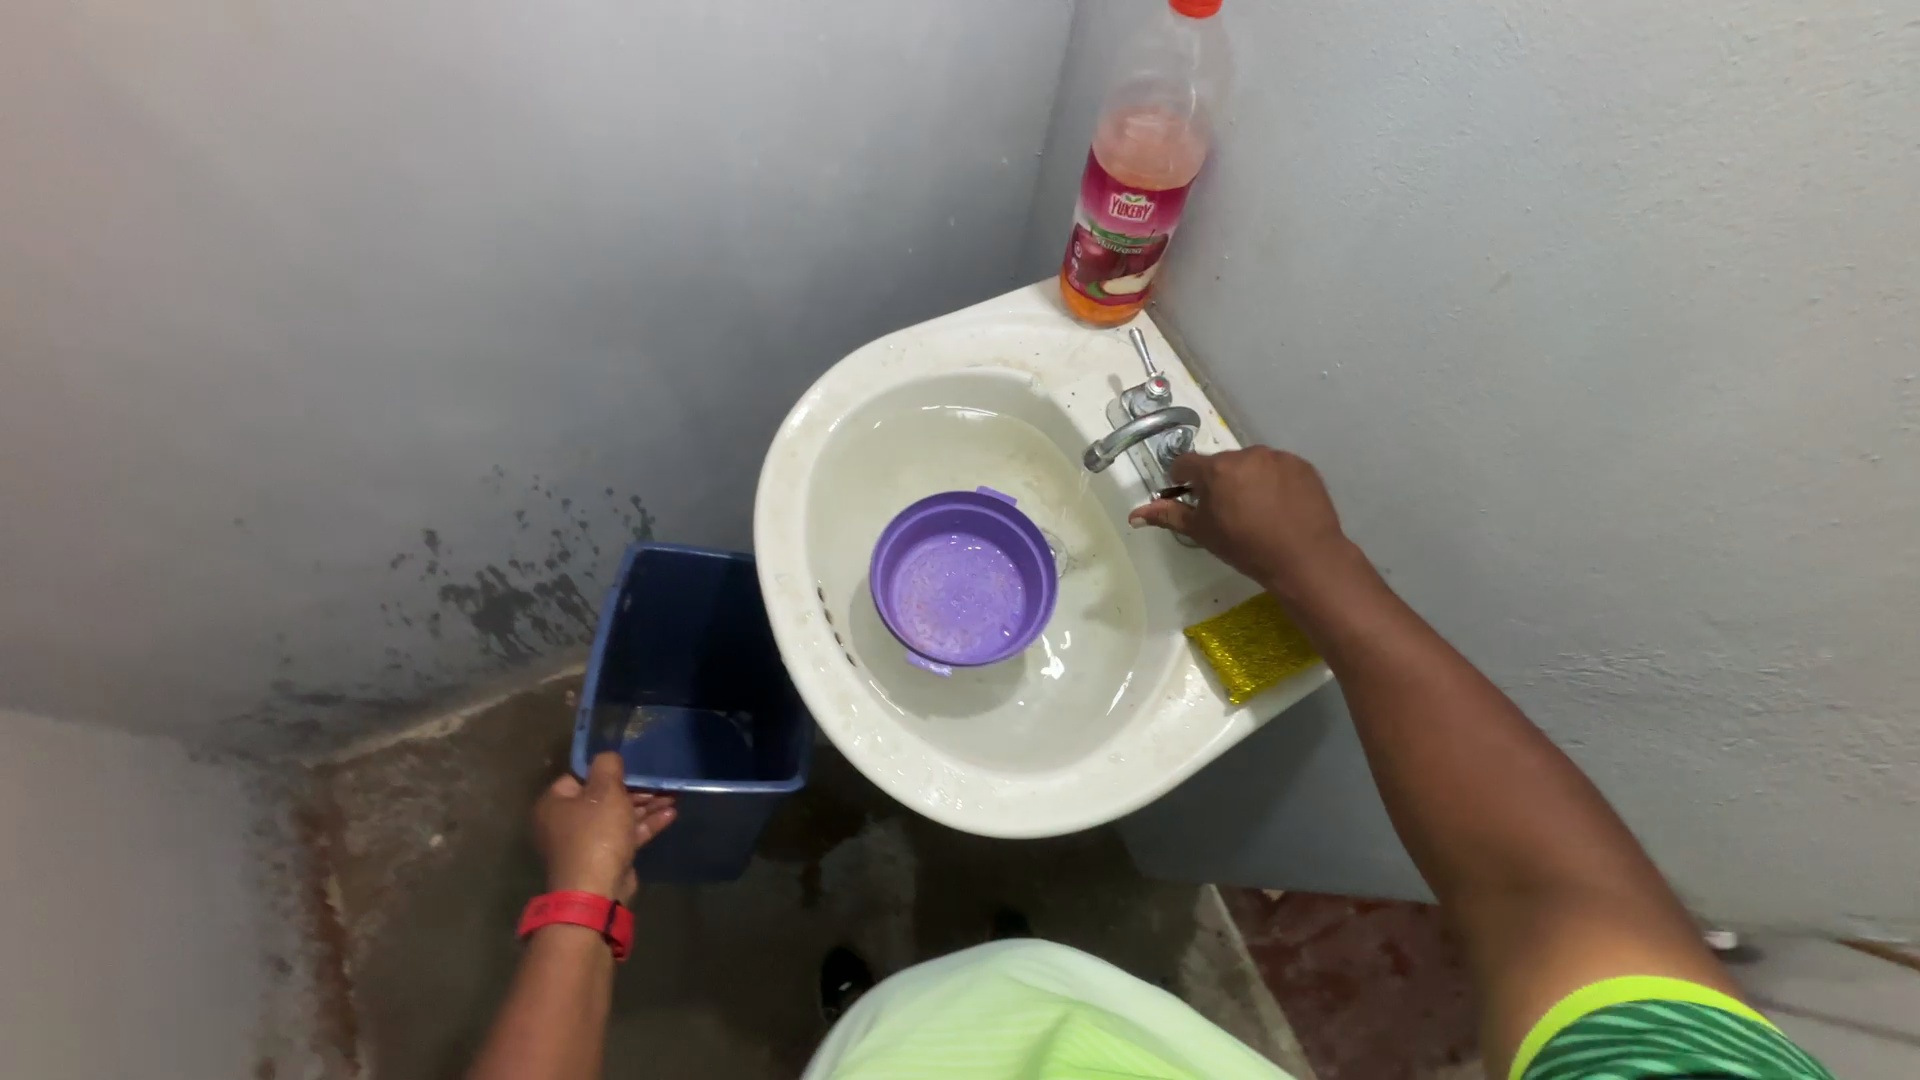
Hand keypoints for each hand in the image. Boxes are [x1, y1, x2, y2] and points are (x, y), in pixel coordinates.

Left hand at [533, 751, 676, 902]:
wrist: (596, 890)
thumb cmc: (596, 834)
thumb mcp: (604, 790)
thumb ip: (608, 766)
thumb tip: (608, 758)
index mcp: (555, 805)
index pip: (579, 777)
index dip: (605, 772)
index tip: (630, 768)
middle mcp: (565, 823)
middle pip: (602, 797)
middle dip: (634, 790)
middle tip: (658, 783)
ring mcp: (585, 843)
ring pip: (617, 816)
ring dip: (645, 806)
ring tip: (672, 795)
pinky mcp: (605, 858)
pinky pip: (626, 835)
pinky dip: (645, 824)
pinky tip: (670, 814)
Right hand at [1129, 447, 1356, 599]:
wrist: (1304, 558)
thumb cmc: (1246, 548)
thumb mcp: (1202, 533)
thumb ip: (1169, 516)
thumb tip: (1134, 514)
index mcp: (1216, 469)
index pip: (1185, 463)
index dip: (1183, 480)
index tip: (1192, 499)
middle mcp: (1246, 455)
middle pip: (1220, 464)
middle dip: (1219, 482)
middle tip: (1229, 512)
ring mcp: (1277, 457)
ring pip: (1250, 464)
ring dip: (1247, 480)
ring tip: (1258, 510)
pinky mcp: (1302, 465)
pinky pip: (1278, 468)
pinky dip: (1274, 482)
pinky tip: (1280, 507)